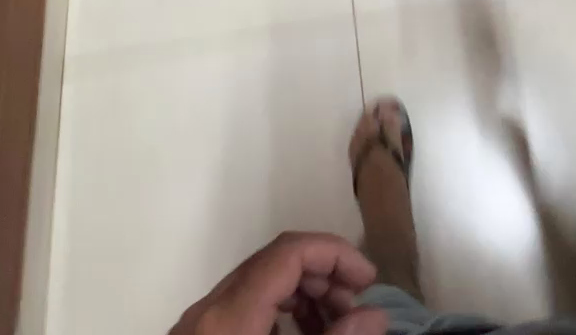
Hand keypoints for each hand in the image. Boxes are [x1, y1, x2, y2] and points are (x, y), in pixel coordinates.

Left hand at [170, 232, 387, 334]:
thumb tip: (376, 314)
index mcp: (231, 312)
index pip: (288, 251)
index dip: (334, 253)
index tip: (368, 279)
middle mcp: (210, 308)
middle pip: (275, 261)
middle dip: (323, 274)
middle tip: (357, 306)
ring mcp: (199, 324)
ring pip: (259, 284)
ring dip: (303, 294)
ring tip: (336, 324)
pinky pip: (244, 308)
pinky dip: (279, 314)